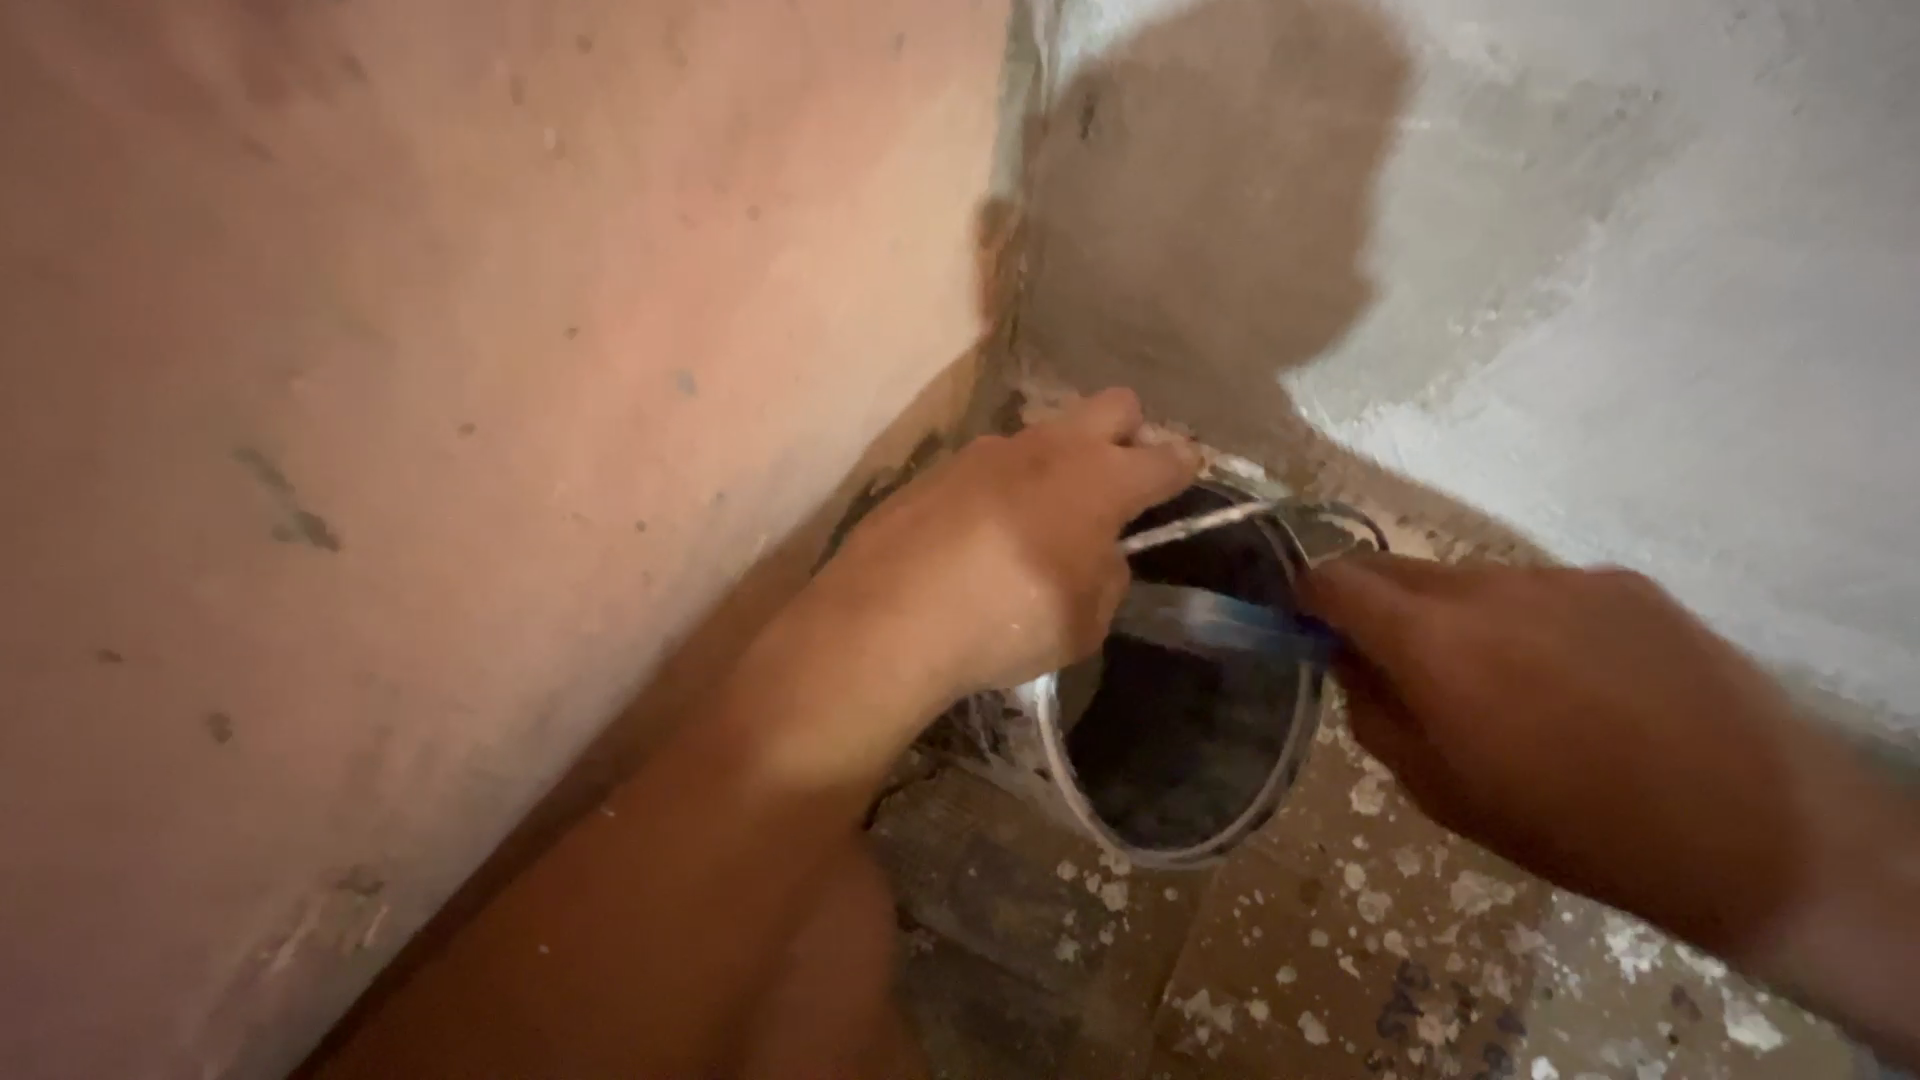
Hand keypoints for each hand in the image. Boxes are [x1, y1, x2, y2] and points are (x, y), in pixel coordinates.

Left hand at [820, 388, 1199, 698]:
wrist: (889, 617)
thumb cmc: (1006, 623)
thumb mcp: (1084, 622)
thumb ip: (1106, 578)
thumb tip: (1100, 553)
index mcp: (1099, 480)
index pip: (1164, 459)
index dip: (1183, 466)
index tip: (1186, 473)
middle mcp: (1048, 448)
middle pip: (1113, 406)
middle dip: (1129, 434)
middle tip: (1118, 481)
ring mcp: (987, 451)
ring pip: (1045, 432)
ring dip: (1058, 461)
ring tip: (1041, 516)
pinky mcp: (938, 467)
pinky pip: (991, 463)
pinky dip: (1003, 486)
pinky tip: (982, 532)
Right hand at [1302, 555, 1851, 955]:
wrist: (1755, 834)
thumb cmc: (1565, 825)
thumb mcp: (1435, 788)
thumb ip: (1371, 710)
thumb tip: (1349, 661)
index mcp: (1429, 640)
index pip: (1334, 580)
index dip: (1307, 596)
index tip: (1306, 624)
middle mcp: (1485, 588)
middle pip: (1394, 569)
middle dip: (1375, 606)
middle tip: (1399, 664)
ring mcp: (1559, 578)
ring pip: (1469, 581)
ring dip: (1456, 617)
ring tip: (1507, 683)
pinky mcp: (1624, 583)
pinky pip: (1541, 591)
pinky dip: (1528, 622)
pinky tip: (1578, 679)